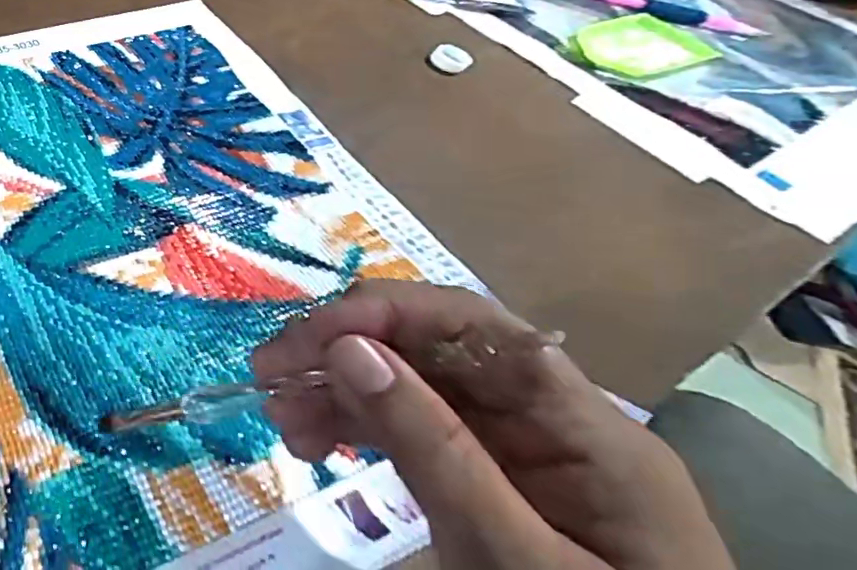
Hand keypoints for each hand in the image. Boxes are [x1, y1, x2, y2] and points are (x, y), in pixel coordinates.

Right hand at [252, 281, 731, 569]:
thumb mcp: (514, 560)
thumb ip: (437, 450)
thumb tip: (346, 346)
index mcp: (587, 430)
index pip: (476, 326)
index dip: (386, 312)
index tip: (311, 336)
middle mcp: (548, 423)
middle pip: (430, 351)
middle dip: (342, 352)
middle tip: (270, 375)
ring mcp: (514, 452)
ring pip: (407, 385)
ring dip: (335, 391)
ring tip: (281, 421)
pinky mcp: (484, 479)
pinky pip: (408, 427)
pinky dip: (354, 425)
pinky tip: (310, 438)